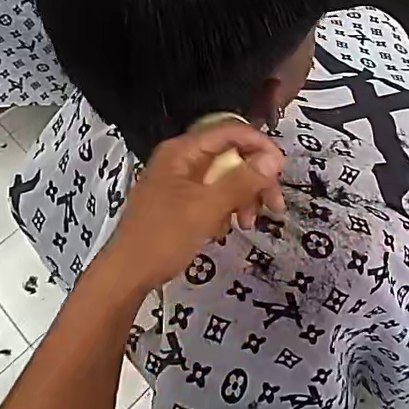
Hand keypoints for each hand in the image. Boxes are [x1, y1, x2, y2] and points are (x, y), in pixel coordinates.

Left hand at [90, 121, 285, 294]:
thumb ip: (242, 180)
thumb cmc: (163, 238)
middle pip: (233, 155)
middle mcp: (183, 159)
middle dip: (256, 179)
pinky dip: (229, 208)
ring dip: (246, 197)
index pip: (231, 132)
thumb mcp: (207, 207)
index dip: (260, 147)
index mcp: (183, 152)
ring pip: (228, 177)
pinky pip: (216, 194)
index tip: (280, 172)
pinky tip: (229, 228)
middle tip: (274, 204)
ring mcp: (182, 180)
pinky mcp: (183, 200)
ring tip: (250, 223)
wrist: (128, 276)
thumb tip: (273, 158)